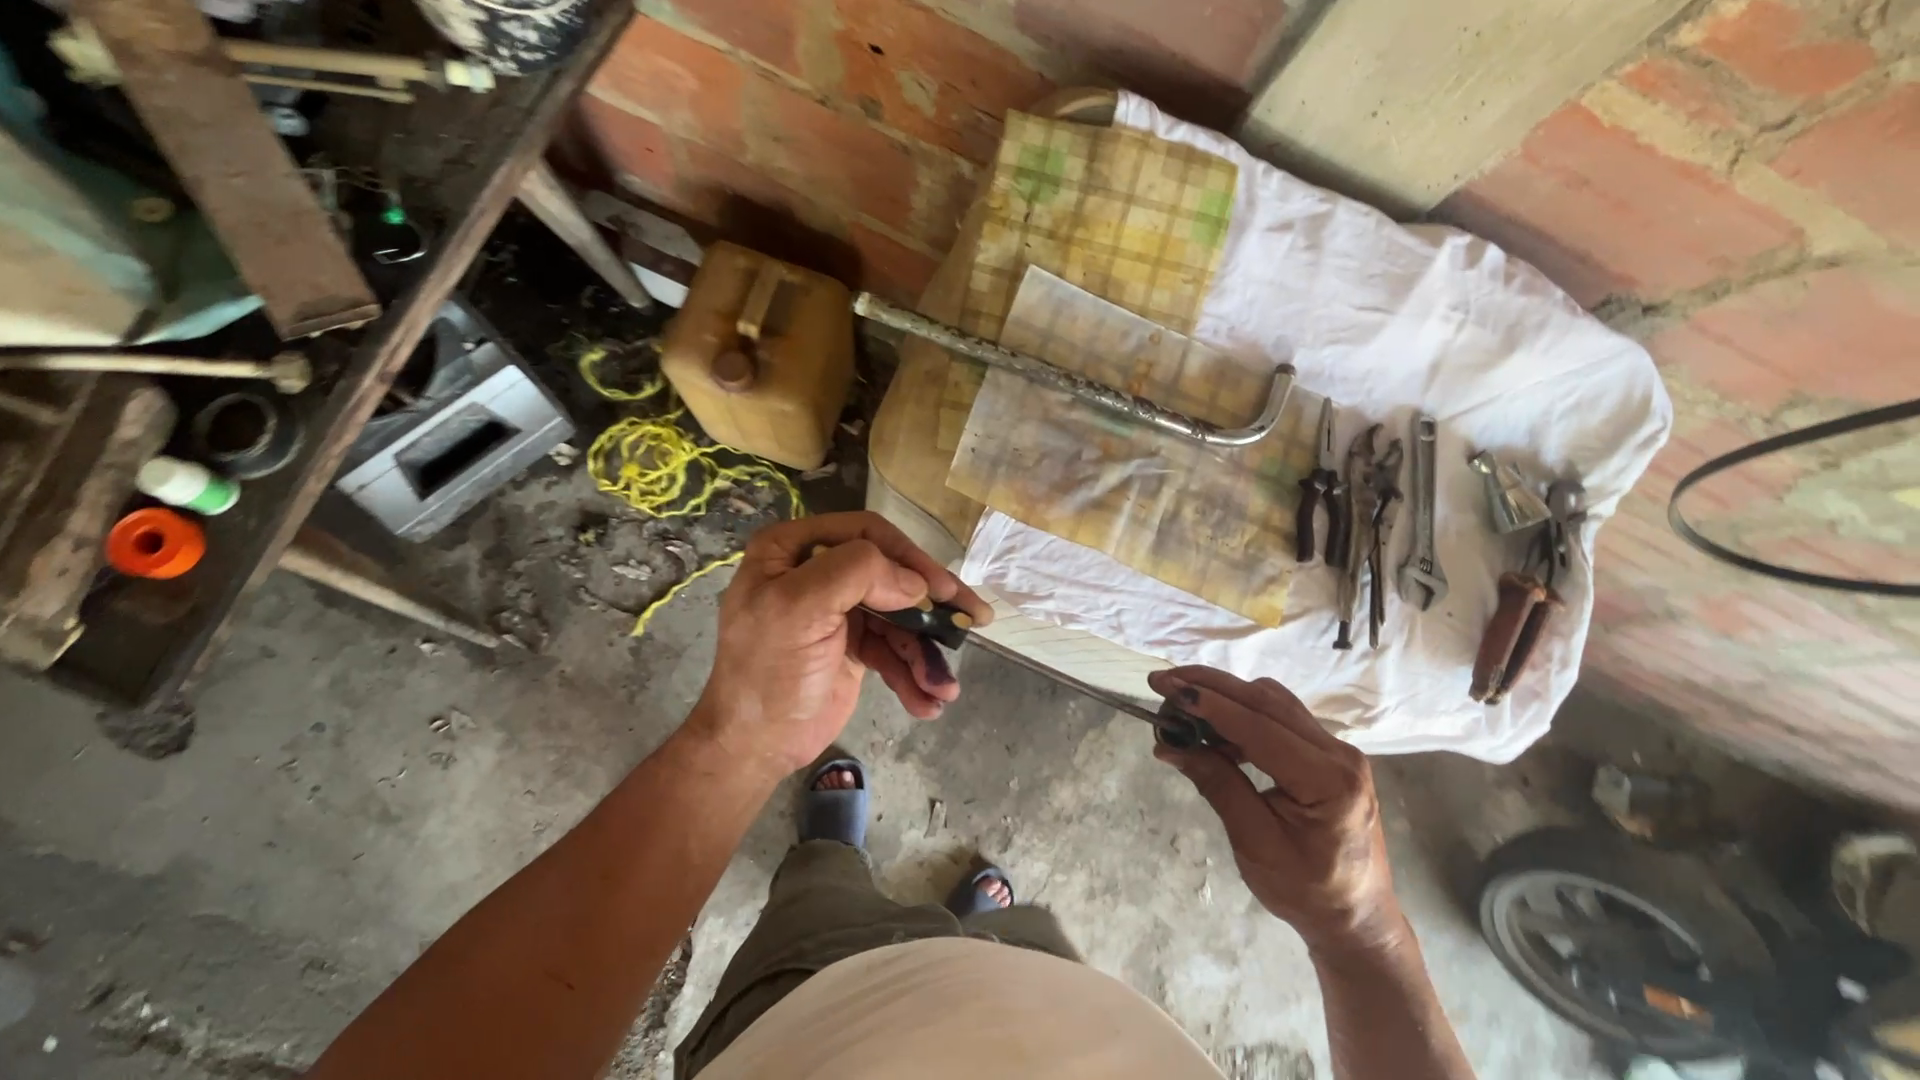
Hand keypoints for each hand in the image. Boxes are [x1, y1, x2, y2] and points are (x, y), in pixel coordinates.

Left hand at [690, 512, 991, 776]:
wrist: (753, 746)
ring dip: (926, 653)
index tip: (941, 589)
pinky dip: (914, 675)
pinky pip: (895, 651)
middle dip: (930, 609)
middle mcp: (818, 573)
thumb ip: (855, 574)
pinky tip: (927, 701)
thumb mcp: (800, 609)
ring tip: (945, 689)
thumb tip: (915, 583)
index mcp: (792, 549)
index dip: (908, 557)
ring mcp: (839, 612)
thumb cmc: (767, 672)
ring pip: (900, 618)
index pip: (866, 534)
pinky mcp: (854, 649)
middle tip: (973, 621)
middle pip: (891, 576)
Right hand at [1150, 667, 1403, 953]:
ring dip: (1226, 697)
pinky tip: (1214, 730)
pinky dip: (1242, 714)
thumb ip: (1218, 786)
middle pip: (1267, 701)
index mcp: (1328, 780)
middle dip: (1212, 687)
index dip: (1211, 703)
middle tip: (1163, 682)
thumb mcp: (1255, 844)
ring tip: (1181, 707)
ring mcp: (1337, 751)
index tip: (1167, 686)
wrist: (1357, 918)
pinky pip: (1281, 719)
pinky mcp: (1327, 754)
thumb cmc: (1307, 891)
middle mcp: (1339, 754)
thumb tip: (1172, 745)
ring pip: (1274, 703)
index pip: (1260, 726)